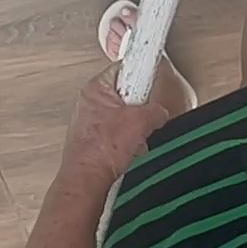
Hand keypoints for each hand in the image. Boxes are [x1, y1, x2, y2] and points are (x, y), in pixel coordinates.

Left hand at [60, 67, 174, 187]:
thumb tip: (160, 112)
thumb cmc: (101, 150)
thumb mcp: (141, 122)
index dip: (141, 74)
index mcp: (96, 87)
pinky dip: (123, 140)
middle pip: (124, 95)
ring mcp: (87, 120)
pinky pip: (113, 132)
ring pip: (120, 116)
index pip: (124, 68)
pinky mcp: (89, 138)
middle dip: (138, 108)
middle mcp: (88, 101)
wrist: (87, 179)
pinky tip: (127, 150)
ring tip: (134, 139)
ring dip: (132, 128)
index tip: (151, 78)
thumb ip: (155, 110)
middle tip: (143, 117)